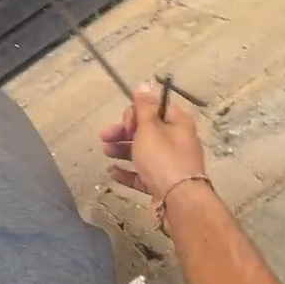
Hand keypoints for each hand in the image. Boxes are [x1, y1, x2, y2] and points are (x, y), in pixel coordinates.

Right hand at [100, 81, 208, 211]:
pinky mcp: (163, 183)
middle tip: (105, 137)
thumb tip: (145, 83)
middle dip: (124, 132)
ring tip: (105, 153)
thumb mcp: (150, 128)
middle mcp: (177, 141)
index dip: (136, 113)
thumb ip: (144, 106)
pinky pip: (143, 174)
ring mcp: (170, 164)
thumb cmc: (163, 158)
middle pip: (146, 131)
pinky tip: (113, 172)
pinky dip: (128, 172)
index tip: (126, 123)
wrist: (179, 200)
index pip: (155, 109)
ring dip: (122, 150)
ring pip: (143, 153)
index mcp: (177, 123)